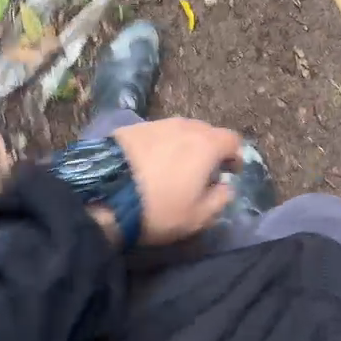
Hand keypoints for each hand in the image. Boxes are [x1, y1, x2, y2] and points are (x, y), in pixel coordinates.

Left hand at [111, 118, 242, 244]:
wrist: (105, 191)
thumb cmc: (159, 207)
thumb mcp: (196, 217)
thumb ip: (220, 201)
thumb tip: (226, 187)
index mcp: (207, 144)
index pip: (233, 140)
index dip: (235, 157)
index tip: (229, 173)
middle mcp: (186, 126)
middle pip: (208, 132)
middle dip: (210, 150)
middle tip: (202, 173)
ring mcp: (159, 123)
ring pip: (182, 131)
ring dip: (185, 146)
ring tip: (174, 169)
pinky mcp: (135, 127)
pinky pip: (159, 134)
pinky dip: (162, 146)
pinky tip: (151, 164)